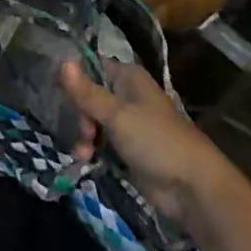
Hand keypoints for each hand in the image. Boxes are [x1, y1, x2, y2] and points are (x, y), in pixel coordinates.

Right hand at [60, 59, 229, 223]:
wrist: (192, 188)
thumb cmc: (156, 140)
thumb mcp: (117, 115)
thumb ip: (87, 92)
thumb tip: (62, 62)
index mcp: (129, 77)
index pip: (92, 66)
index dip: (74, 78)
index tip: (57, 92)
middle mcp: (128, 95)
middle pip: (89, 94)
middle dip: (80, 114)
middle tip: (84, 131)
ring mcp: (129, 123)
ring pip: (93, 119)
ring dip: (84, 134)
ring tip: (84, 151)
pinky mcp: (129, 148)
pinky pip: (101, 141)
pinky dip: (92, 148)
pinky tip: (86, 159)